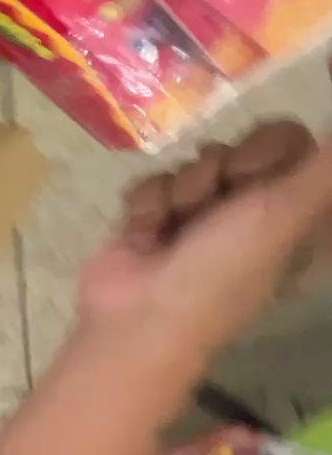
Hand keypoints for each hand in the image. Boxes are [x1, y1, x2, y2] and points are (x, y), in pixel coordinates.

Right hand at [77, 116, 331, 356]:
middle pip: (239, 146)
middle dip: (219, 170)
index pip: (291, 141)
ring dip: (178, 194)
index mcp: (297, 202)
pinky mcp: (148, 217)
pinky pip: (147, 184)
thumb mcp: (289, 211)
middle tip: (213, 205)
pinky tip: (144, 234)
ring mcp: (196, 210)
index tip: (254, 177)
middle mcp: (251, 203)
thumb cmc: (222, 269)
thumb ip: (323, 167)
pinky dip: (144, 208)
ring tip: (172, 227)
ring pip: (190, 164)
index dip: (268, 150)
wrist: (141, 314)